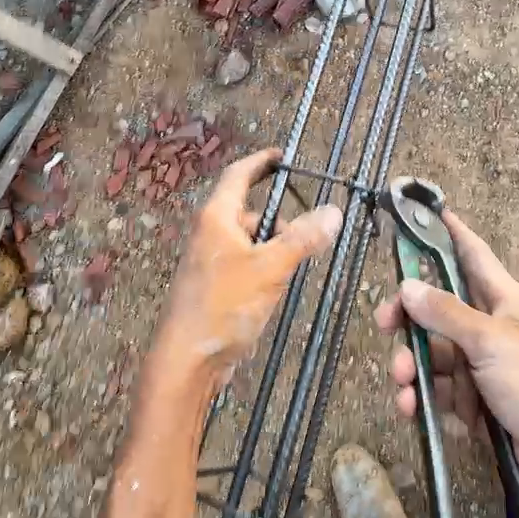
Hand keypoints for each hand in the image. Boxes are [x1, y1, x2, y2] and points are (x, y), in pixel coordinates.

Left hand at [155, 148, 341, 381]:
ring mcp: (208, 260)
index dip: (261, 162)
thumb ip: (302, 239)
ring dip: (272, 246)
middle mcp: (209, 232)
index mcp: (217, 216)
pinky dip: (262, 266)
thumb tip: (333, 211)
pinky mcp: (212, 286)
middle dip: (278, 219)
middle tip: (306, 233)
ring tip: (293, 266)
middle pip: (248, 210)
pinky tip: (275, 289)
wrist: (185, 361)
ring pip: (248, 240)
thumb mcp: (271, 268)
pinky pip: (243, 263)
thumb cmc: (223, 306)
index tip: (282, 156)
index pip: (239, 174)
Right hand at [373, 211, 518, 517]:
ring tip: (401, 380)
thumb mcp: (491, 342)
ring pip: (435, 352)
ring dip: (413, 364)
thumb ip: (447, 313)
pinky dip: (422, 397)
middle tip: (383, 322)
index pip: (473, 253)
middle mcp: (491, 326)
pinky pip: (440, 390)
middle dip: (410, 315)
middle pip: (441, 308)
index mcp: (503, 299)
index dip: (451, 232)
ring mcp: (483, 365)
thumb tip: (407, 286)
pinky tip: (410, 407)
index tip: (426, 212)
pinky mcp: (477, 401)